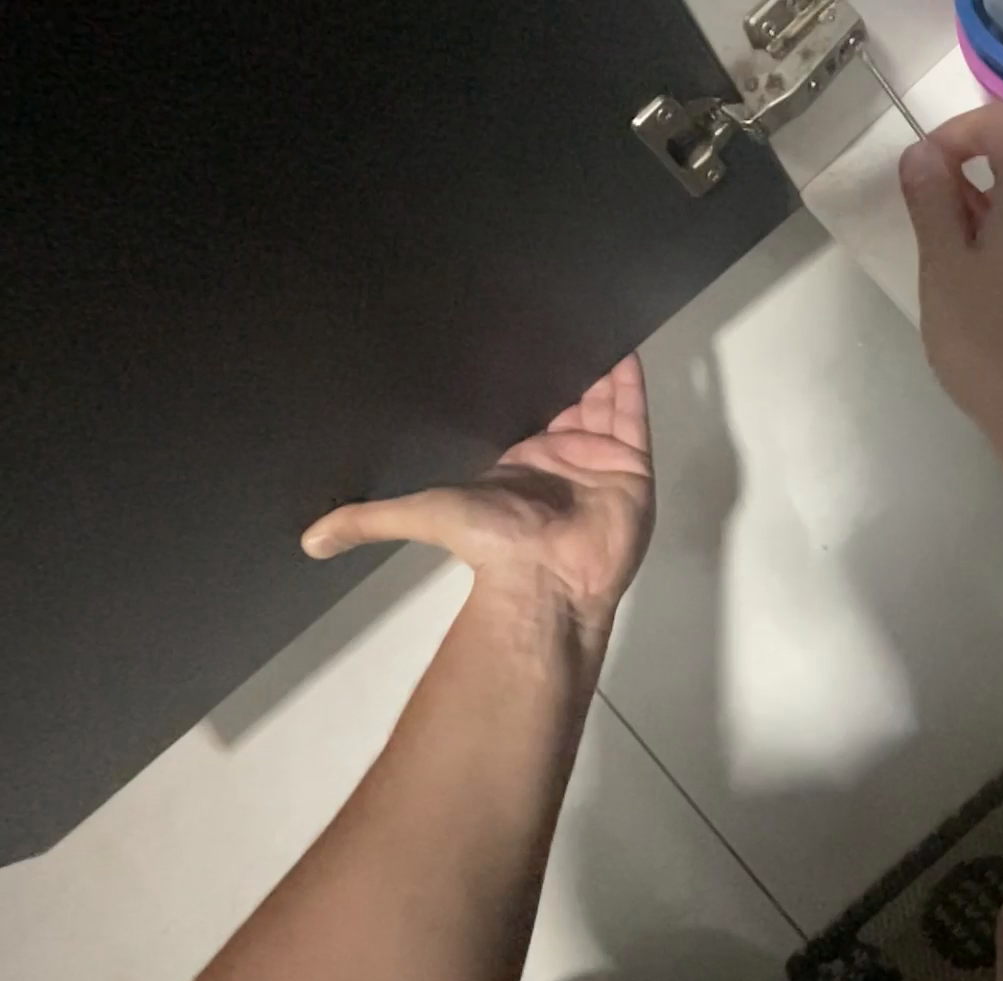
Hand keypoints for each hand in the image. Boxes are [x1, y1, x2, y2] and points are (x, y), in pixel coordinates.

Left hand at [301, 354, 655, 631]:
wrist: (546, 575)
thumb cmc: (494, 542)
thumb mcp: (422, 516)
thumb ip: (371, 519)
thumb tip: (308, 541)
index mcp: (525, 462)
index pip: (532, 411)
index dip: (534, 380)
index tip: (527, 343)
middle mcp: (566, 457)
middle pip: (574, 401)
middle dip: (572, 367)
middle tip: (566, 323)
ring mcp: (603, 460)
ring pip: (606, 404)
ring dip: (603, 369)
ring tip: (598, 325)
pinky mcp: (633, 465)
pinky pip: (634, 417)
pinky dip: (632, 385)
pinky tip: (625, 351)